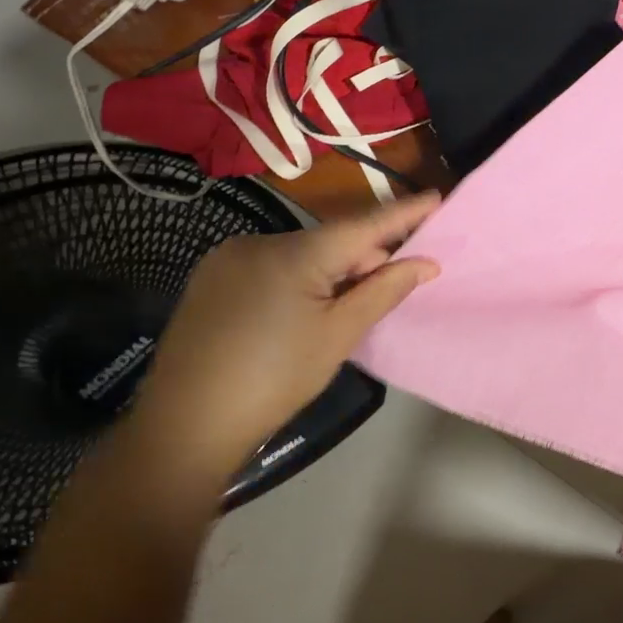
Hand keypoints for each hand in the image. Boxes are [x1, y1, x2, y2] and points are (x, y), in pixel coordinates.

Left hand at [129, 194, 442, 474]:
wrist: (184, 427)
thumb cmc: (275, 378)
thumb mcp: (340, 334)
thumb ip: (385, 290)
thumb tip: (425, 263)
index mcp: (294, 253)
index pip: (364, 224)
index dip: (404, 212)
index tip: (438, 196)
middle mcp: (258, 243)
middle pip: (332, 240)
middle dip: (367, 256)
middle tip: (397, 282)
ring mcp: (228, 260)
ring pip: (303, 254)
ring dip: (336, 270)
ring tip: (352, 304)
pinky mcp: (212, 281)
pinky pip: (275, 267)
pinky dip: (304, 279)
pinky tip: (311, 309)